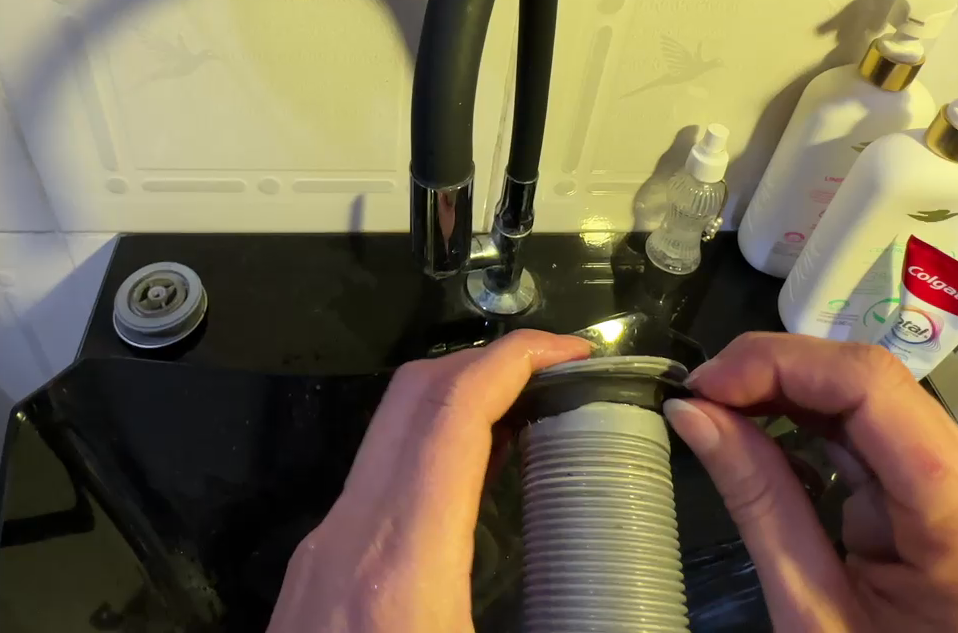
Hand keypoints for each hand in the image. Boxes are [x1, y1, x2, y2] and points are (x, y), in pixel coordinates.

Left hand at [267, 329, 592, 632]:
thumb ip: (567, 605)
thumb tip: (637, 604)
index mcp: (399, 567)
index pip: (450, 412)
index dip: (515, 360)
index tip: (574, 353)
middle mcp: (349, 535)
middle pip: (414, 396)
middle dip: (492, 361)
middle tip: (563, 375)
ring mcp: (325, 546)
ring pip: (394, 426)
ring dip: (464, 399)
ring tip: (535, 413)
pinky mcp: (321, 568)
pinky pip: (385, 470)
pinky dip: (439, 445)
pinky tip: (484, 475)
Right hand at [664, 332, 957, 632]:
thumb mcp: (813, 620)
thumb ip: (757, 501)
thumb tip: (689, 411)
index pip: (873, 388)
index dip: (779, 363)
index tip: (705, 386)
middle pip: (876, 386)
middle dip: (777, 372)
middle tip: (702, 396)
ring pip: (878, 402)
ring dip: (791, 392)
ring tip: (722, 407)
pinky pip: (883, 439)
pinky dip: (817, 424)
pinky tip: (767, 429)